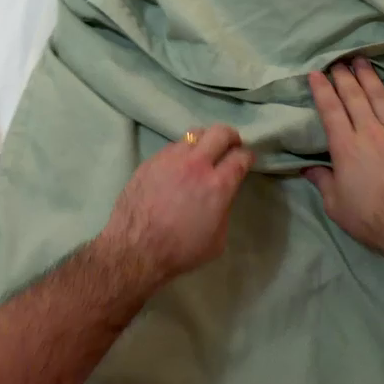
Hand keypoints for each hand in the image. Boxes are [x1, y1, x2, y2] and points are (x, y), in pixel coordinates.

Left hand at [95, 124, 252, 288]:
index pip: (240, 157)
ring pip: (194, 134)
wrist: (136, 247)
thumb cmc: (180, 250)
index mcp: (217, 185)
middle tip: (231, 146)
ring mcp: (171, 158)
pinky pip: (173, 147)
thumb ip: (223, 209)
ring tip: (202, 154)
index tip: (247, 159)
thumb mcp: (217, 239)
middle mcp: (196, 164)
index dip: (247, 156)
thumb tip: (221, 195)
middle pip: (220, 133)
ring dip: (204, 142)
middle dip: (230, 136)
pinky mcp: (151, 160)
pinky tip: (178, 166)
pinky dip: (182, 152)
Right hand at [305, 60, 383, 267]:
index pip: (330, 110)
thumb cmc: (371, 219)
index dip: (321, 89)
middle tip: (337, 62)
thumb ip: (322, 181)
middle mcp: (370, 133)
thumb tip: (308, 168)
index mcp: (346, 147)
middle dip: (344, 77)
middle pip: (354, 97)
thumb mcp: (335, 205)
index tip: (315, 73)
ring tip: (362, 61)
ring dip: (370, 77)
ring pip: (381, 98)